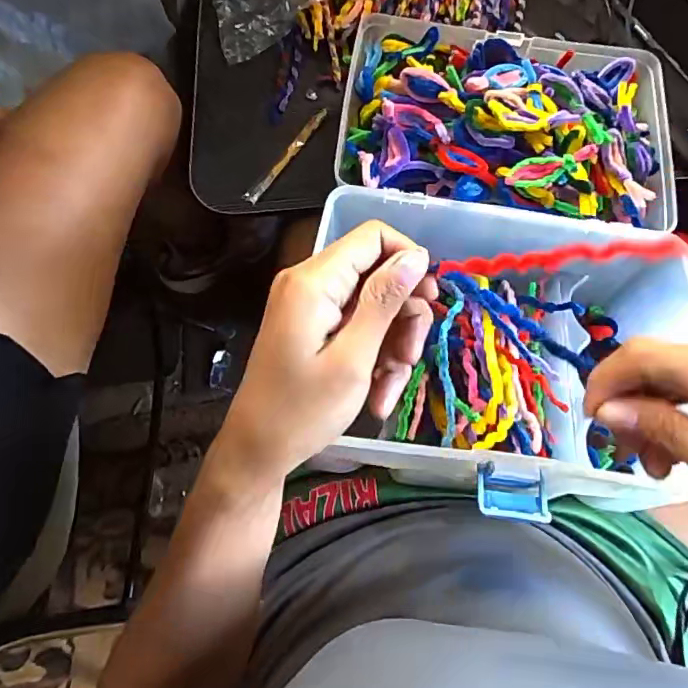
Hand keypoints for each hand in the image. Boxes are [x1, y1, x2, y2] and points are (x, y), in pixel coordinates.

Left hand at [215, 221, 437, 483]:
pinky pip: (356, 326)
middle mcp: (309, 282)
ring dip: (392, 344)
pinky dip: (373, 356)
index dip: (409, 259)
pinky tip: (377, 394)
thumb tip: (416, 256)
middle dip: (403, 315)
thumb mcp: (353, 358)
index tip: (430, 298)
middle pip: (377, 273)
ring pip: (373, 305)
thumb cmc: (302, 411)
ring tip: (390, 387)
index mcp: (314, 281)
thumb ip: (384, 301)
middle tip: (411, 356)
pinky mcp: (312, 326)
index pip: (373, 236)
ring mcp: (310, 305)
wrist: (257, 451)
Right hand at [585, 339, 687, 587]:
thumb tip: (608, 409)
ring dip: (651, 408)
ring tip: (658, 463)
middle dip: (629, 401)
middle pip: (658, 357)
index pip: (652, 354)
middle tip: (631, 457)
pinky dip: (674, 405)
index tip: (591, 420)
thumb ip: (674, 437)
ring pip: (672, 366)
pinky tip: (677, 443)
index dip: (608, 378)